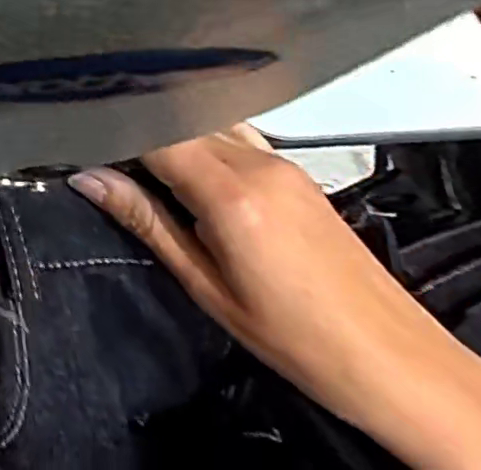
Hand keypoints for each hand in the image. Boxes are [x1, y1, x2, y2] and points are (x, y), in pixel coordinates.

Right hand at [69, 125, 480, 469]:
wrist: (398, 362)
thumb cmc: (298, 340)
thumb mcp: (207, 287)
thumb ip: (145, 221)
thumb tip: (88, 178)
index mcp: (229, 194)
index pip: (154, 131)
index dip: (112, 125)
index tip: (81, 133)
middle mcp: (256, 162)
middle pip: (179, 118)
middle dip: (136, 127)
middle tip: (100, 146)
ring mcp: (280, 161)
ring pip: (206, 120)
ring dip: (170, 130)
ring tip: (141, 158)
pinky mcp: (295, 169)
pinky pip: (234, 133)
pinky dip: (202, 137)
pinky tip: (189, 164)